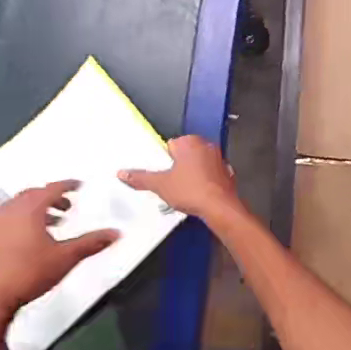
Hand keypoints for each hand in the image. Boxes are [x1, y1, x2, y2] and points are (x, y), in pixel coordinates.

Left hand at [0, 181, 117, 317]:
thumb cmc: (25, 273)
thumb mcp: (66, 257)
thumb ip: (91, 243)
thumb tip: (113, 234)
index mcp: (28, 210)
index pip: (50, 189)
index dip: (67, 185)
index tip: (77, 185)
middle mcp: (9, 212)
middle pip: (32, 195)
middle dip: (52, 197)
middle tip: (67, 203)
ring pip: (19, 207)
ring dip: (38, 209)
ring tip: (55, 221)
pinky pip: (10, 219)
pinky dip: (26, 220)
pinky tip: (35, 237)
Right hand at [120, 136, 242, 222]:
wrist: (220, 208)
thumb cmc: (190, 191)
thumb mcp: (160, 185)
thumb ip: (140, 178)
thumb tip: (122, 173)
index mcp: (190, 141)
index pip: (170, 146)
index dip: (165, 161)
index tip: (164, 174)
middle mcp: (207, 145)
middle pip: (185, 154)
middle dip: (178, 167)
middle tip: (172, 183)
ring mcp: (220, 159)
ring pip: (199, 164)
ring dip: (192, 174)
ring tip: (185, 191)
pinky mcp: (229, 173)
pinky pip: (211, 174)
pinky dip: (205, 181)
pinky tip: (200, 194)